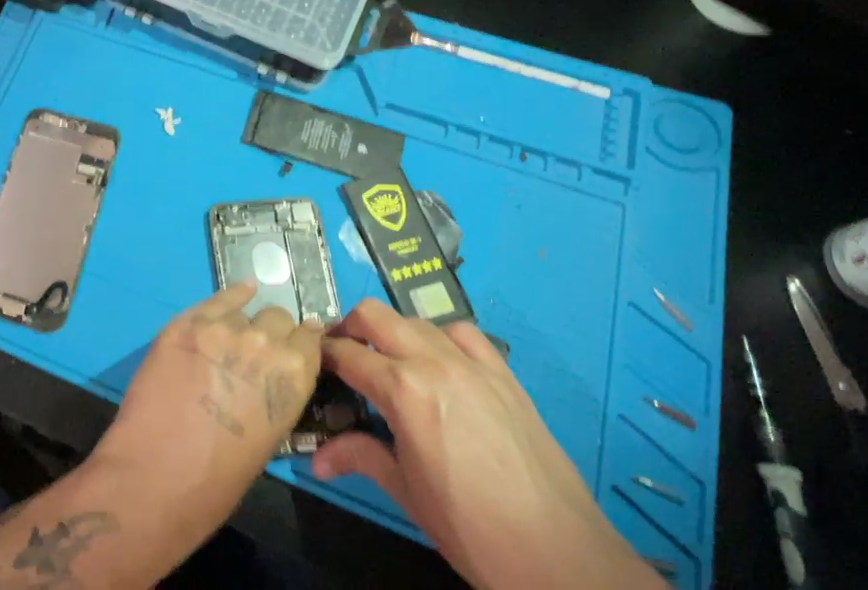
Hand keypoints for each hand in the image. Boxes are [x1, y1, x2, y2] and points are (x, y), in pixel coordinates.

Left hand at [91, 283, 321, 530]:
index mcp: (294, 376)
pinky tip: (237, 293)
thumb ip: (279, 394)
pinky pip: (213, 300)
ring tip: (229, 345)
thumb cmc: (220, 477)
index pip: (310, 339)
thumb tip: (273, 377)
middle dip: (272, 333)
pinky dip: (227, 299)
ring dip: (242, 325)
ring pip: (243, 312)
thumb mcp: (272, 437)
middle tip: (257, 352)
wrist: (159, 475)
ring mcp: (221, 329)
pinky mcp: (184, 324)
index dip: (301, 344)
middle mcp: (264, 342)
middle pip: (277, 318)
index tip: (295, 348)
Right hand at [316, 300, 660, 589]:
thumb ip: (360, 458)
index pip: (345, 353)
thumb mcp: (405, 492)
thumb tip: (317, 459)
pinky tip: (440, 364)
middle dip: (350, 329)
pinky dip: (442, 339)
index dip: (321, 355)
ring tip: (389, 362)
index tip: (311, 364)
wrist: (556, 551)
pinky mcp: (505, 376)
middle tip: (341, 356)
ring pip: (418, 320)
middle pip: (375, 316)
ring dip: (394, 332)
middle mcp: (434, 362)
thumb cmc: (468, 525)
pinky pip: (466, 335)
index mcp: (402, 390)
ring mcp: (474, 365)